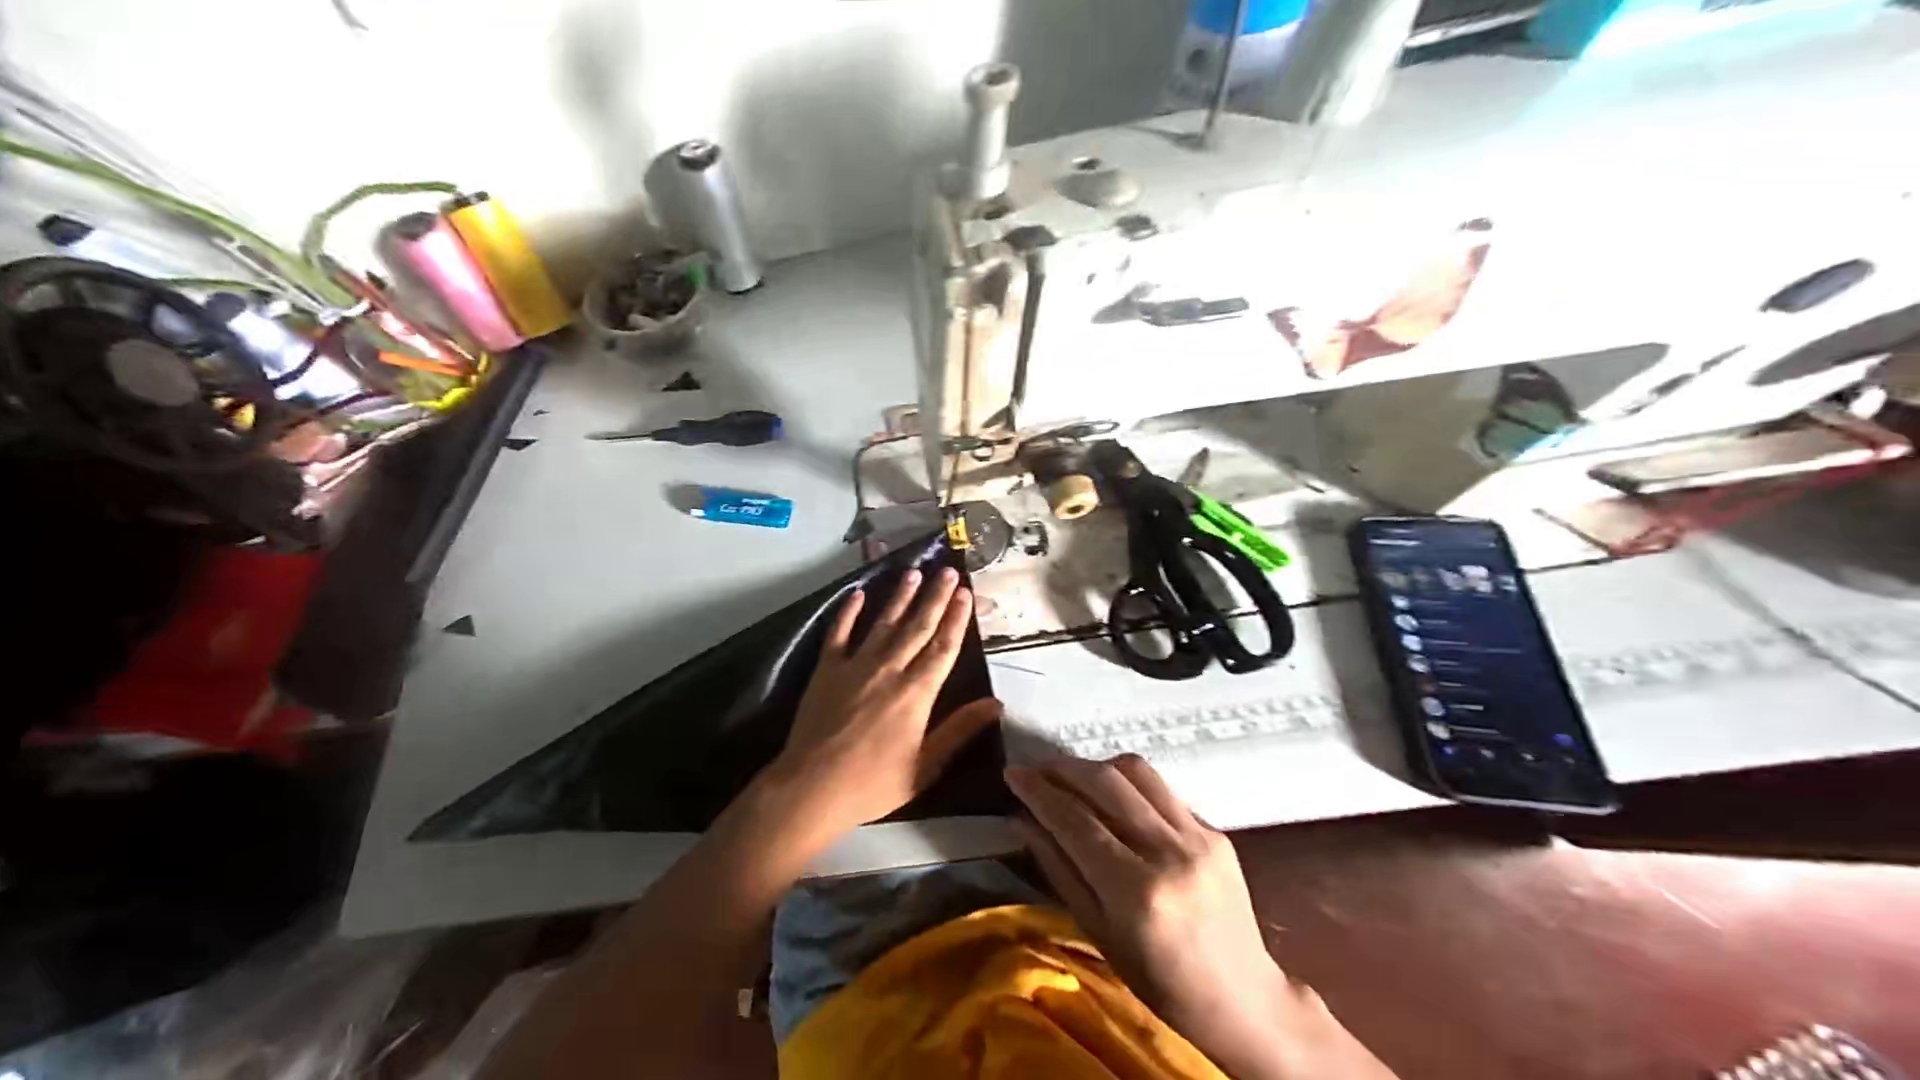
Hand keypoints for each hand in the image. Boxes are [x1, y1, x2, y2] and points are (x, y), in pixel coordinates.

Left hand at [770, 565, 1000, 837]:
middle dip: (935, 597)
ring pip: (884, 623)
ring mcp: (855, 665)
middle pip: (918, 626)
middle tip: (947, 571)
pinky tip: (858, 594)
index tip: (965, 594)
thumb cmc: (873, 783)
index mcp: (917, 693)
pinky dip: (848, 612)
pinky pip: (839, 633)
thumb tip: (996, 704)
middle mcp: (890, 670)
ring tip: (913, 573)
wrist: (811, 787)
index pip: (943, 647)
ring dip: (900, 597)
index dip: (957, 619)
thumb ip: (959, 731)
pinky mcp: (827, 669)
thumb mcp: (925, 766)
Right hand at [1007, 756, 1395, 1079]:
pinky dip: (1129, 786)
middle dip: (1063, 768)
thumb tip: (1021, 820)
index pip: (1075, 820)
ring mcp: (1198, 836)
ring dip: (1096, 766)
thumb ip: (1058, 869)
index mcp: (1136, 891)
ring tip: (1072, 777)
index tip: (1013, 773)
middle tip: (1037, 770)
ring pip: (1137, 772)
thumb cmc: (1160, 982)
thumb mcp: (1098, 933)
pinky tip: (1115, 801)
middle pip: (1105, 782)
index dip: (1039, 791)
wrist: (1244, 998)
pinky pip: (1162, 790)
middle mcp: (1168, 852)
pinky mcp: (1216, 830)